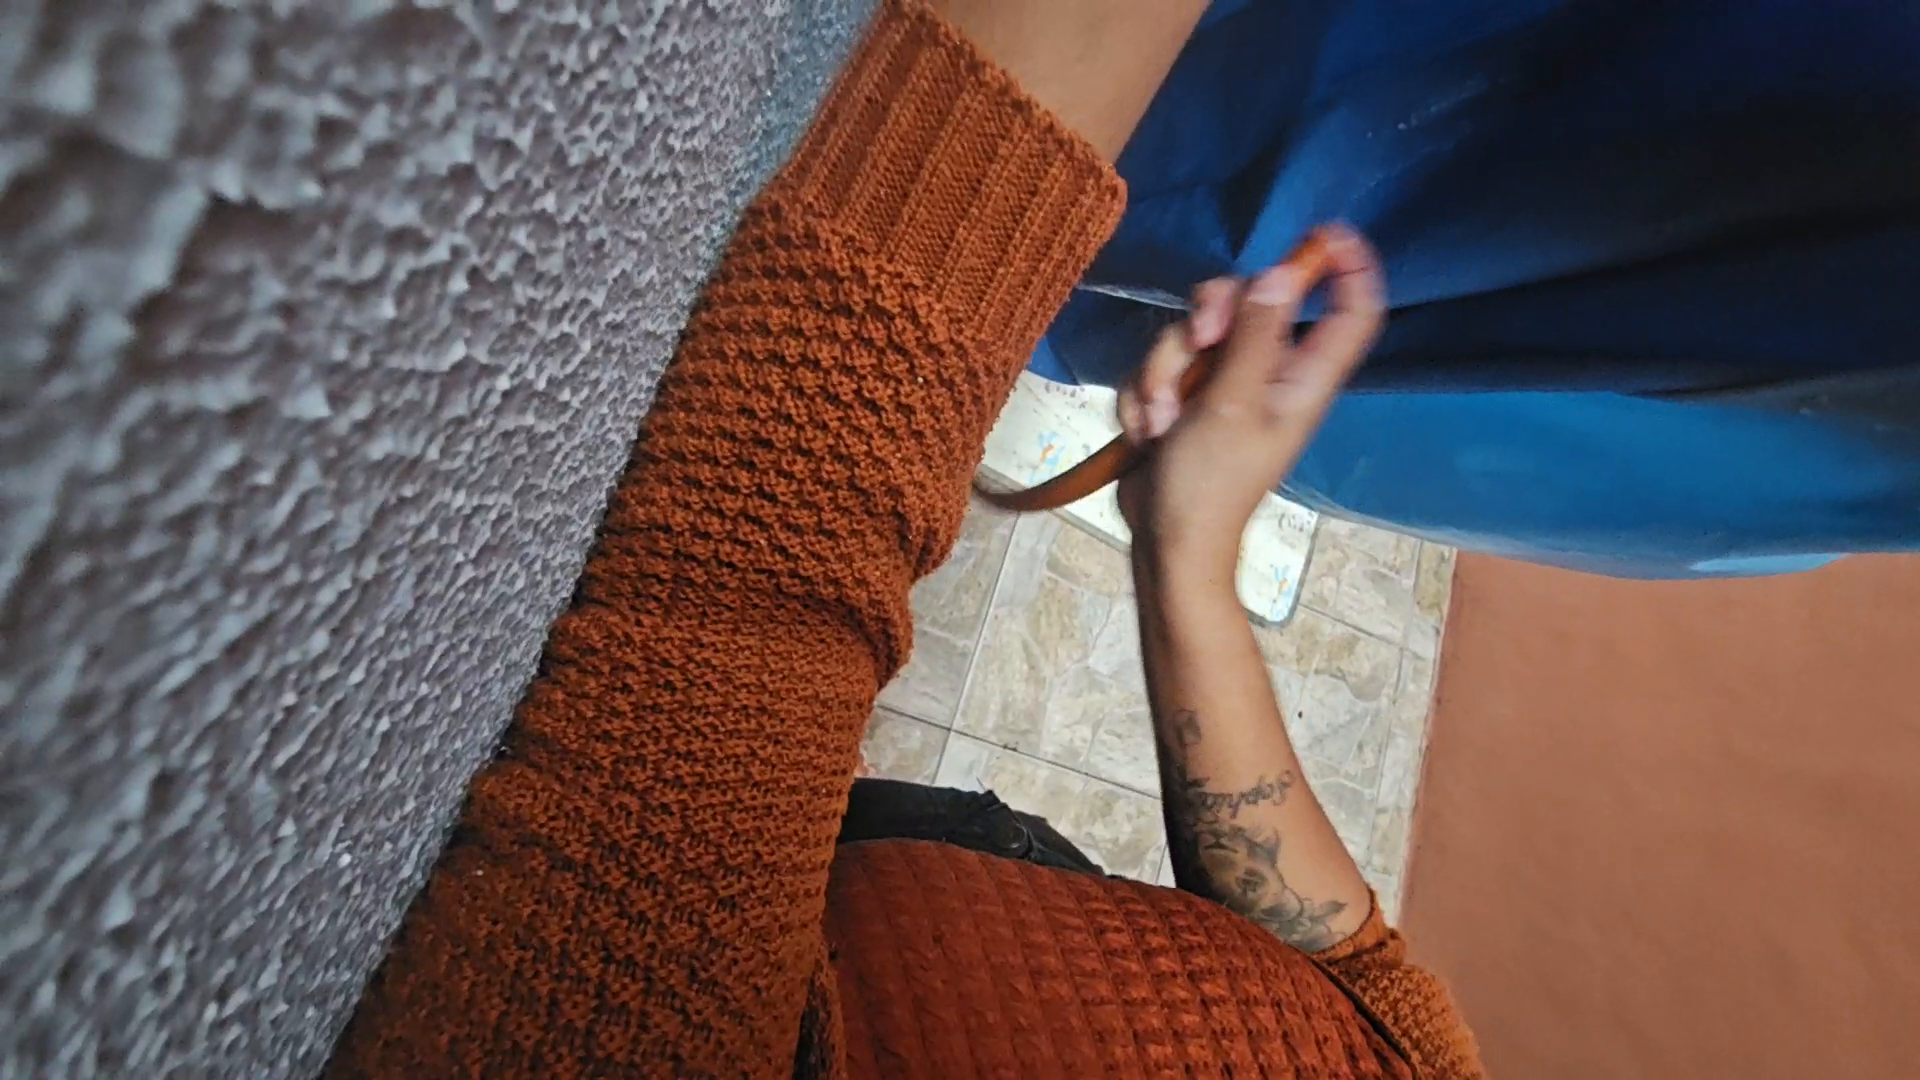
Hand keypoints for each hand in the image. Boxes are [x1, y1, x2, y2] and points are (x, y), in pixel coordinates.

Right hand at [1116, 225, 1384, 571]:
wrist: (1164, 538)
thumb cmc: (1210, 483)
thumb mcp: (1233, 405)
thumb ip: (1256, 338)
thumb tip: (1280, 275)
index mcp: (1300, 376)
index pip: (1349, 310)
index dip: (1347, 269)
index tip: (1323, 234)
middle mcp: (1263, 373)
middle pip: (1248, 303)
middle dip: (1209, 316)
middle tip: (1198, 341)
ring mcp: (1216, 386)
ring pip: (1188, 336)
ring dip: (1162, 373)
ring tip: (1160, 422)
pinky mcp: (1177, 400)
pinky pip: (1156, 370)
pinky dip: (1143, 398)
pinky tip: (1145, 433)